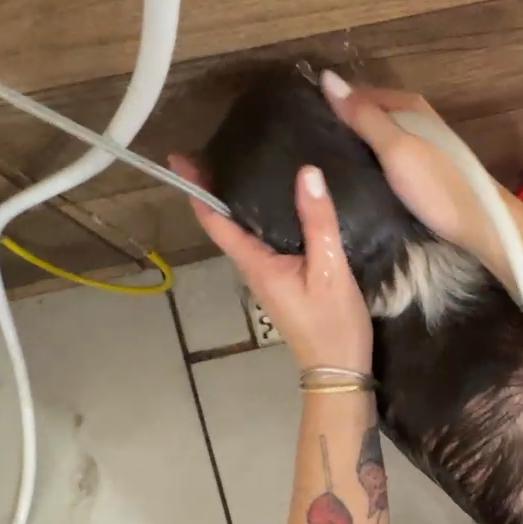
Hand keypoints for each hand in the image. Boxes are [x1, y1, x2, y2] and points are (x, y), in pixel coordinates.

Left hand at [172, 157, 373, 374]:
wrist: (340, 371)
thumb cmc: (333, 325)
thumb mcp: (331, 270)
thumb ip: (318, 222)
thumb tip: (306, 172)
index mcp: (257, 265)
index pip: (217, 222)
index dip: (198, 189)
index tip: (182, 159)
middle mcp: (255, 271)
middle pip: (227, 225)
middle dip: (218, 189)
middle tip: (219, 152)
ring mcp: (269, 280)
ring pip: (247, 235)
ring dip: (241, 205)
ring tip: (249, 170)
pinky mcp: (285, 286)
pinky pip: (266, 245)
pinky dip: (263, 222)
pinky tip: (281, 209)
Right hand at [319, 71, 503, 271]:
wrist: (480, 224)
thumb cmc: (437, 186)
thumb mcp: (396, 149)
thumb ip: (364, 117)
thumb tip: (327, 79)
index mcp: (408, 106)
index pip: (360, 94)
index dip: (334, 104)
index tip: (305, 124)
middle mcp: (415, 121)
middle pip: (371, 117)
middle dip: (344, 129)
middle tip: (312, 152)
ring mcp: (421, 149)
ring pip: (380, 141)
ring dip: (358, 151)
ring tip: (328, 168)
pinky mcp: (425, 175)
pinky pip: (390, 162)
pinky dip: (373, 168)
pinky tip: (360, 183)